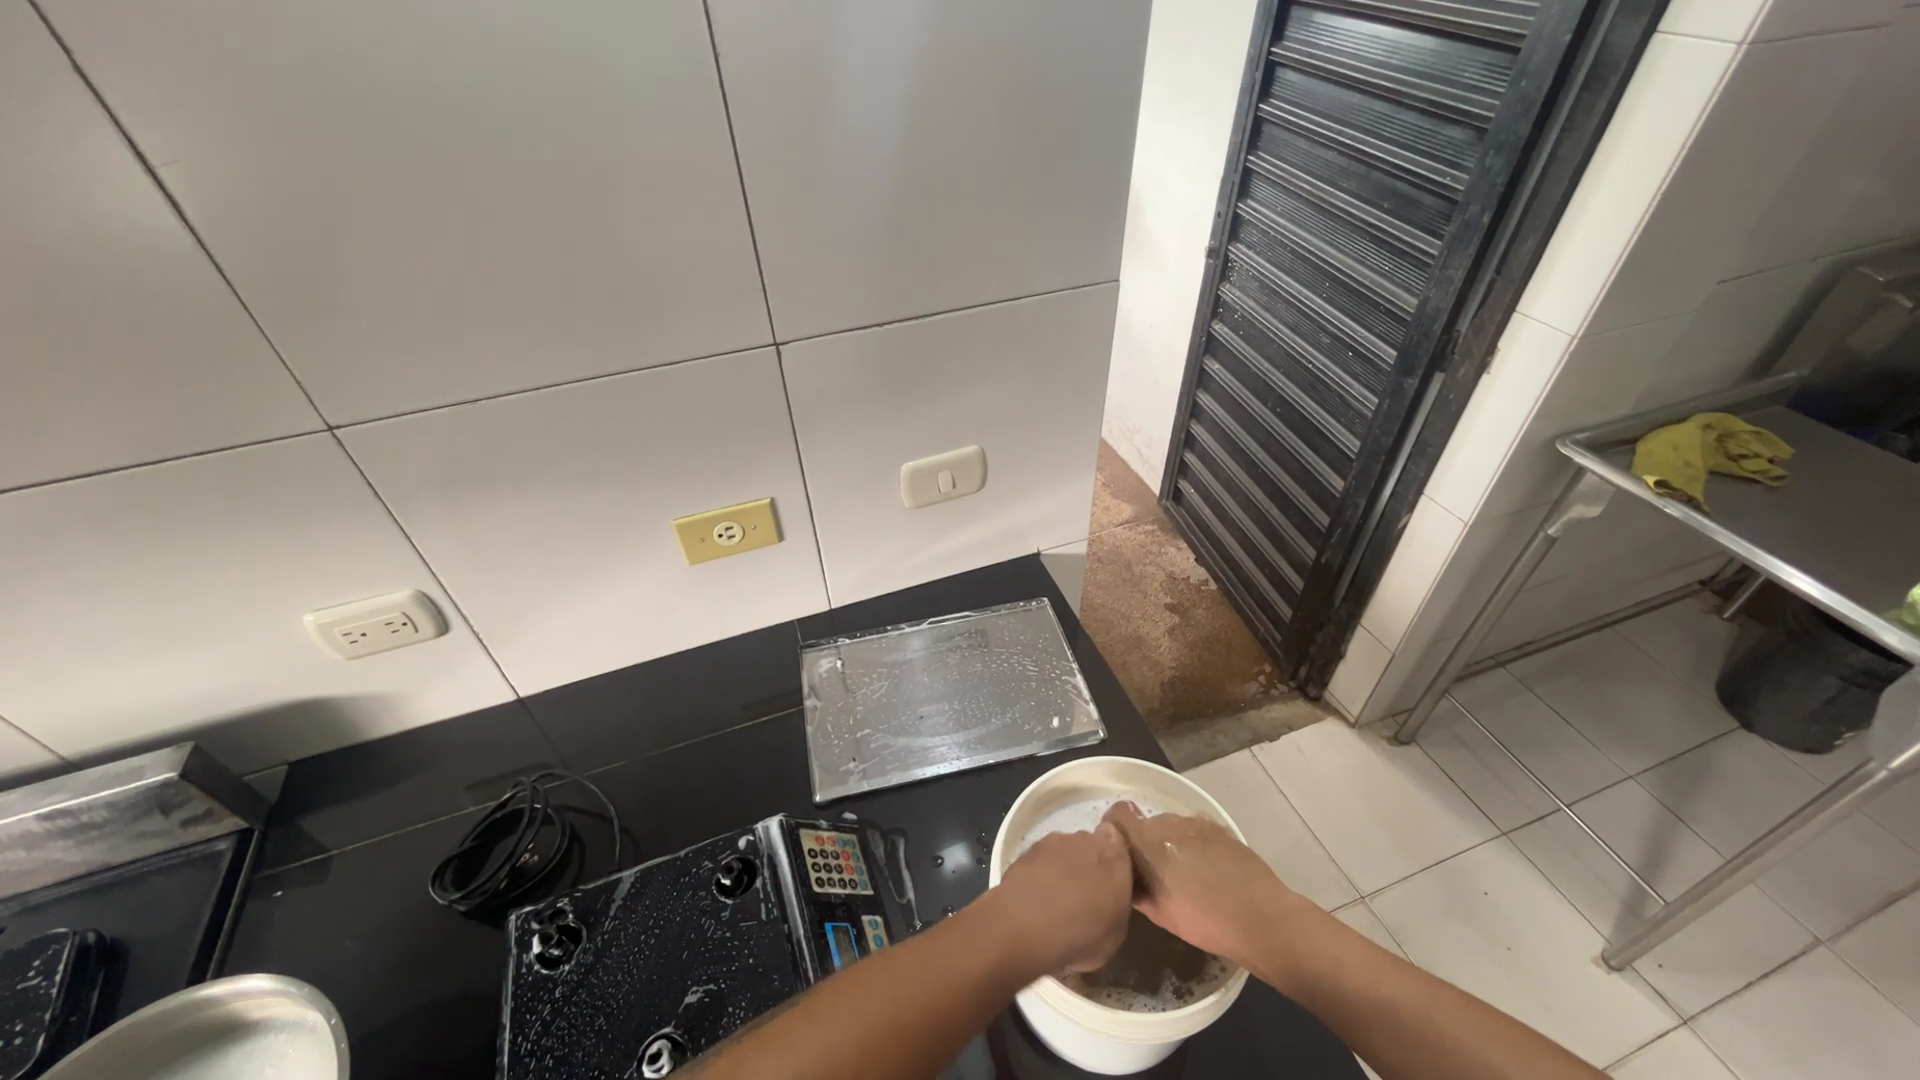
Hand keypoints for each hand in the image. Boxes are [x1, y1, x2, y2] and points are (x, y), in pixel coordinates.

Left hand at [985, 823, 1133, 975]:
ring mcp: (1055, 841)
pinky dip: (1042, 871)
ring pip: (1066, 850)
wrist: (1026, 925)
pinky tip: (1036, 895)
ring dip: (1064, 866)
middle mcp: (1087, 839)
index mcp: (1116, 857)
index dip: (1116, 862)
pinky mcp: (1028, 849)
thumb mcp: (1116, 933)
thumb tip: (1111, 900)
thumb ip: (1118, 906)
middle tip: (1085, 892)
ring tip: (1055, 897)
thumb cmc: (1082, 934)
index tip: (1112, 882)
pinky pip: (1043, 858)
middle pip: (1093, 846)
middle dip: (1090, 864)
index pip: (1122, 845)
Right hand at [1102, 801, 1299, 966]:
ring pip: (1171, 826)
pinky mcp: (1220, 828)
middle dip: (1144, 843)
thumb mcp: (1162, 914)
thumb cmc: (1206, 922)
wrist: (1263, 918)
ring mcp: (1197, 823)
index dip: (1114, 828)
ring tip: (1183, 871)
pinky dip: (1192, 843)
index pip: (1119, 815)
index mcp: (1150, 844)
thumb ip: (1138, 891)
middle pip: (1145, 823)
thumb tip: (1126, 880)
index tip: (1119, 851)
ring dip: (1169, 842)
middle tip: (1153, 872)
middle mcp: (1170, 824)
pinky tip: (1205, 868)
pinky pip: (1194, 829)